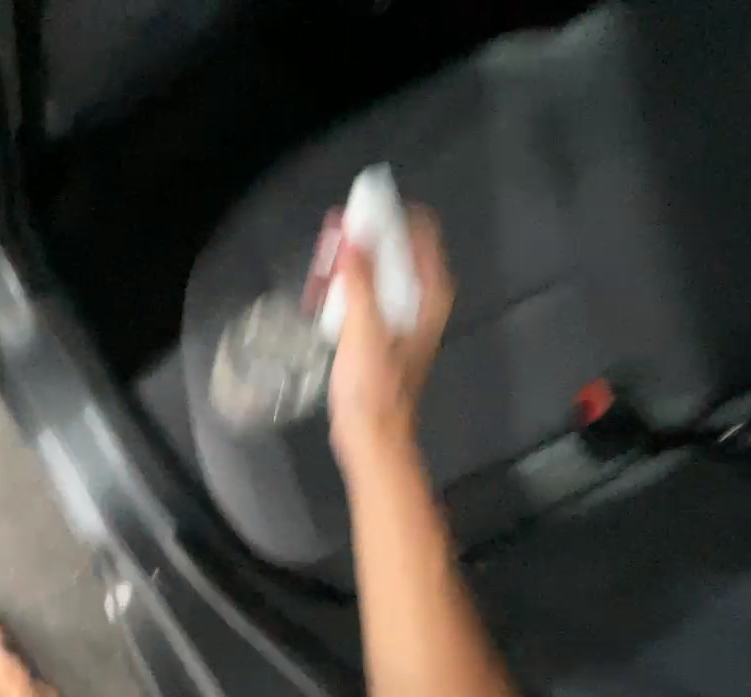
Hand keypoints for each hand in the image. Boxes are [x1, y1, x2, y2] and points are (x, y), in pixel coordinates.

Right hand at [321, 205, 453, 468]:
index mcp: (428, 293)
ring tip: (322, 271)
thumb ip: (359, 279)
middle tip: (331, 241)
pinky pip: (364, 296)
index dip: (388, 214)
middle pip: (394, 249)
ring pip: (376, 273)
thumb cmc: (375, 389)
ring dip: (348, 267)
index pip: (417, 231)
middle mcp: (420, 300)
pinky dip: (346, 290)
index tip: (358, 209)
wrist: (371, 434)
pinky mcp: (382, 333)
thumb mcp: (364, 328)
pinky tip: (324, 297)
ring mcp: (402, 317)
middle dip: (361, 241)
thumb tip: (353, 237)